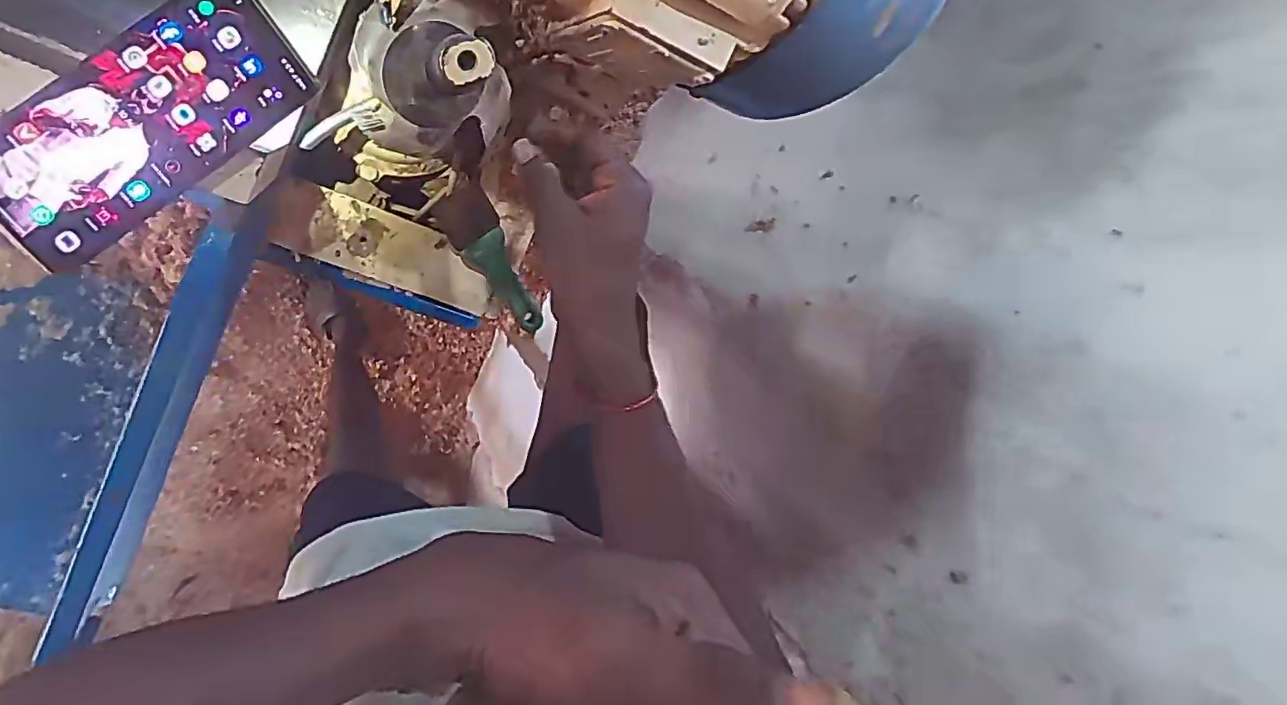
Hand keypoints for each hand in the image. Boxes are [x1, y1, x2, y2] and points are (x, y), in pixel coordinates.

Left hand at [407, 533, 784, 704]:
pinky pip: (630, 673)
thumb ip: (723, 680)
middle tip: (634, 692)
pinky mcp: (587, 632)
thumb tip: (828, 693)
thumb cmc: (549, 630)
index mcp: (686, 593)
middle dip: (698, 691)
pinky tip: (595, 687)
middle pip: (709, 676)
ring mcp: (622, 610)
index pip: (751, 673)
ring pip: (668, 679)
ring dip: (666, 688)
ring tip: (609, 685)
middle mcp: (662, 595)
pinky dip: (628, 685)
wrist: (457, 604)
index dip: (749, 701)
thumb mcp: (640, 662)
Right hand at [514, 129, 651, 394]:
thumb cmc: (580, 266)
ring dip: (550, 170)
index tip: (523, 128)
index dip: (556, 131)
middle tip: (515, 143)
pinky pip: (578, 197)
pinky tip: (527, 188)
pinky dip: (555, 191)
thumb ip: (539, 176)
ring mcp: (615, 210)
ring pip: (580, 177)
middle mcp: (626, 190)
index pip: (591, 140)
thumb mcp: (556, 217)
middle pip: (587, 157)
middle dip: (551, 150)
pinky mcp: (601, 227)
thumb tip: (522, 145)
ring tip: (515, 162)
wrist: (596, 321)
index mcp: (624, 182)